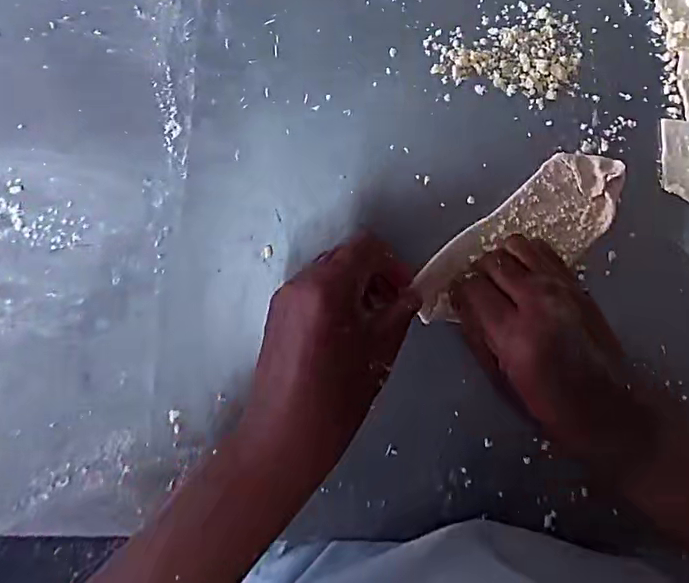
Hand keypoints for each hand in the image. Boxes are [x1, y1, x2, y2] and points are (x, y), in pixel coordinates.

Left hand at [238, 233, 416, 473]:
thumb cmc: (334, 401)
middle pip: (346, 255)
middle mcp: (302, 283)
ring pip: (329, 271)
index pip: (365, 247)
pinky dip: (335, 296)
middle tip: (394, 303)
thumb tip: (411, 294)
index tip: (405, 288)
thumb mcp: (379, 353)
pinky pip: (313, 289)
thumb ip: (399, 313)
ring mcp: (286, 298)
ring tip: (373, 319)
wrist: (280, 442)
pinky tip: (347, 330)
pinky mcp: (277, 314)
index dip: (392, 262)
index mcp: (327, 287)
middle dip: (374, 272)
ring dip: (355, 284)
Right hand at [449, 235, 658, 472]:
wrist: (614, 410)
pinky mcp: (576, 281)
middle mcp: (536, 301)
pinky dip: (527, 254)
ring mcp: (560, 287)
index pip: (472, 288)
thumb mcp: (505, 385)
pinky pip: (542, 248)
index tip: (460, 299)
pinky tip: (526, 273)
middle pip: (491, 261)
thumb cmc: (556, 411)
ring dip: (503, 259)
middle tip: (480, 291)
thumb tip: (461, 306)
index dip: (461, 291)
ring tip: (503, 280)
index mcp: (515, 335)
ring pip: (515, 245)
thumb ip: (479, 341)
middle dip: (479, 273)